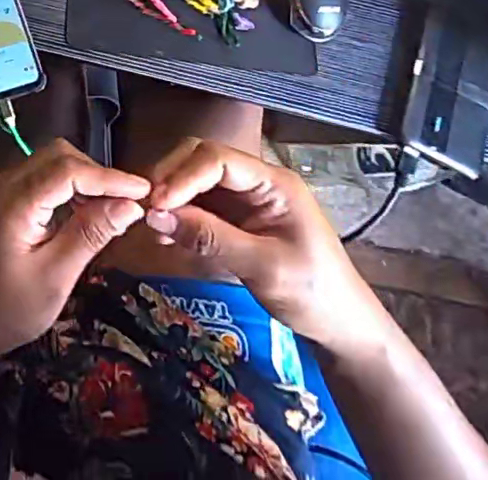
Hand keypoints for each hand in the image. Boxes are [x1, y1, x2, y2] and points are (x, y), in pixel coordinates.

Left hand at [0, 139, 148, 379]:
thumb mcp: (56, 276)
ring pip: (55, 161)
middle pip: (61, 156)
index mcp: (15, 202)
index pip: (68, 170)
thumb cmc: (11, 307)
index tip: (144, 192)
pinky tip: (90, 209)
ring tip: (116, 207)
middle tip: (130, 202)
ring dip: (87, 178)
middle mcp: (8, 182)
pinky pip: (47, 174)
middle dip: (99, 174)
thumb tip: (131, 205)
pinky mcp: (11, 194)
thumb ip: (90, 234)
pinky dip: (73, 185)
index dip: (109, 177)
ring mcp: (7, 185)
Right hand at [141, 138, 394, 360]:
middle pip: (200, 159)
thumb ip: (210, 238)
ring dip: (169, 197)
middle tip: (145, 208)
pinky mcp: (234, 217)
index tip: (156, 203)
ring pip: (194, 180)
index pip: (216, 158)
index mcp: (273, 182)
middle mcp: (255, 181)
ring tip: (149, 223)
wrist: (342, 329)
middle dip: (170, 178)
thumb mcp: (263, 267)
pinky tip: (163, 234)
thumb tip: (155, 216)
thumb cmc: (314, 294)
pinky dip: (176, 215)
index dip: (182, 176)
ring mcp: (243, 198)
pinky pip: (197, 204)